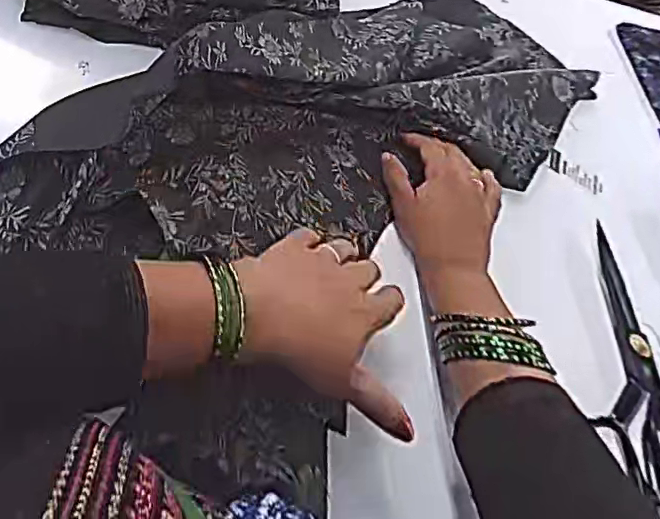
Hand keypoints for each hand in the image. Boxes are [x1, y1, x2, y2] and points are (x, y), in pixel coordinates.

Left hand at [233, 229, 411, 441]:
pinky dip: (310, 239)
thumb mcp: (341, 384)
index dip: (392, 300)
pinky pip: (308, 236)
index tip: (390, 301)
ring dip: (345, 253)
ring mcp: (318, 260)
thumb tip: (403, 425)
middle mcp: (346, 280)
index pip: (391, 300)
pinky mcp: (292, 246)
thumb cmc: (297, 346)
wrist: (257, 312)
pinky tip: (308, 243)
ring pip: (343, 248)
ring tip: (344, 259)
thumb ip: (377, 401)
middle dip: (369, 274)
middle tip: (365, 282)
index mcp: (363, 312)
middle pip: (369, 269)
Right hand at [383, 133, 501, 290]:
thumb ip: (395, 176)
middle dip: (435, 144)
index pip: (430, 146)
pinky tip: (483, 176)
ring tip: (443, 156)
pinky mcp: (488, 211)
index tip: (406, 139)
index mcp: (444, 175)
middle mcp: (465, 180)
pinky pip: (491, 187)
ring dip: (456, 156)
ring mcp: (479, 195)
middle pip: (452, 151)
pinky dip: (485, 177)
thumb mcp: (402, 204)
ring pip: (470, 165)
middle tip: (420, 145)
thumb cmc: (429, 240)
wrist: (454, 268)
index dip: (416, 139)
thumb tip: (389, 158)